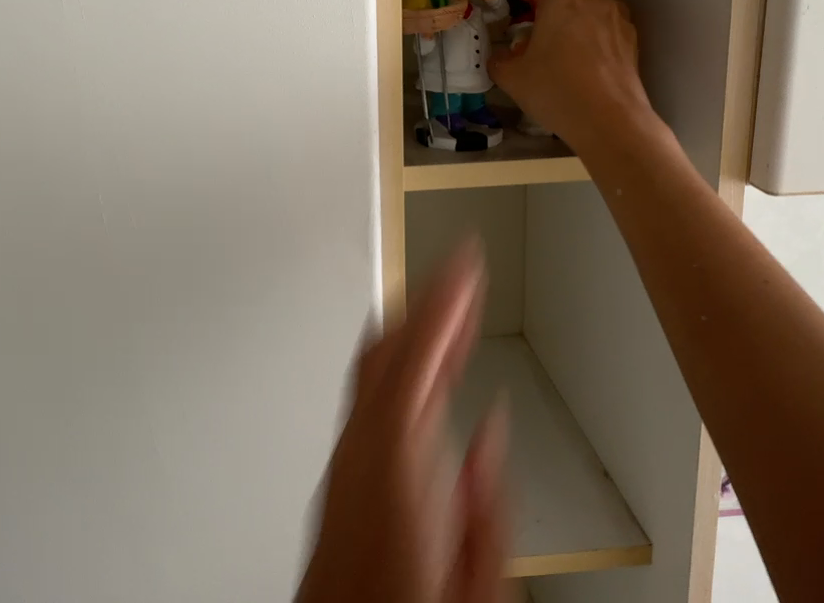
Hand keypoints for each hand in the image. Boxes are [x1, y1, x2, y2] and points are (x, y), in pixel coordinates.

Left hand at [296, 246, 508, 602]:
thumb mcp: (477, 575)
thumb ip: (483, 495)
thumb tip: (487, 423)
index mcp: (392, 466)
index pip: (413, 354)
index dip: (440, 294)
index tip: (463, 253)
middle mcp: (356, 455)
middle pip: (383, 349)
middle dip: (425, 297)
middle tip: (460, 265)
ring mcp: (339, 463)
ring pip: (370, 364)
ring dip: (409, 322)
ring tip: (447, 298)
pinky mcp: (336, 476)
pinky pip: (363, 392)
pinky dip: (393, 355)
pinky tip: (417, 357)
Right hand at [488, 0, 652, 144]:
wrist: (608, 120)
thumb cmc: (555, 89)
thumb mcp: (512, 76)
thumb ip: (501, 60)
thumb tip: (499, 56)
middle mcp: (595, 1)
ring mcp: (618, 22)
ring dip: (594, 1)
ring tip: (577, 25)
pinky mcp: (632, 44)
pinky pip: (618, 22)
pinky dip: (606, 26)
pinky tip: (594, 49)